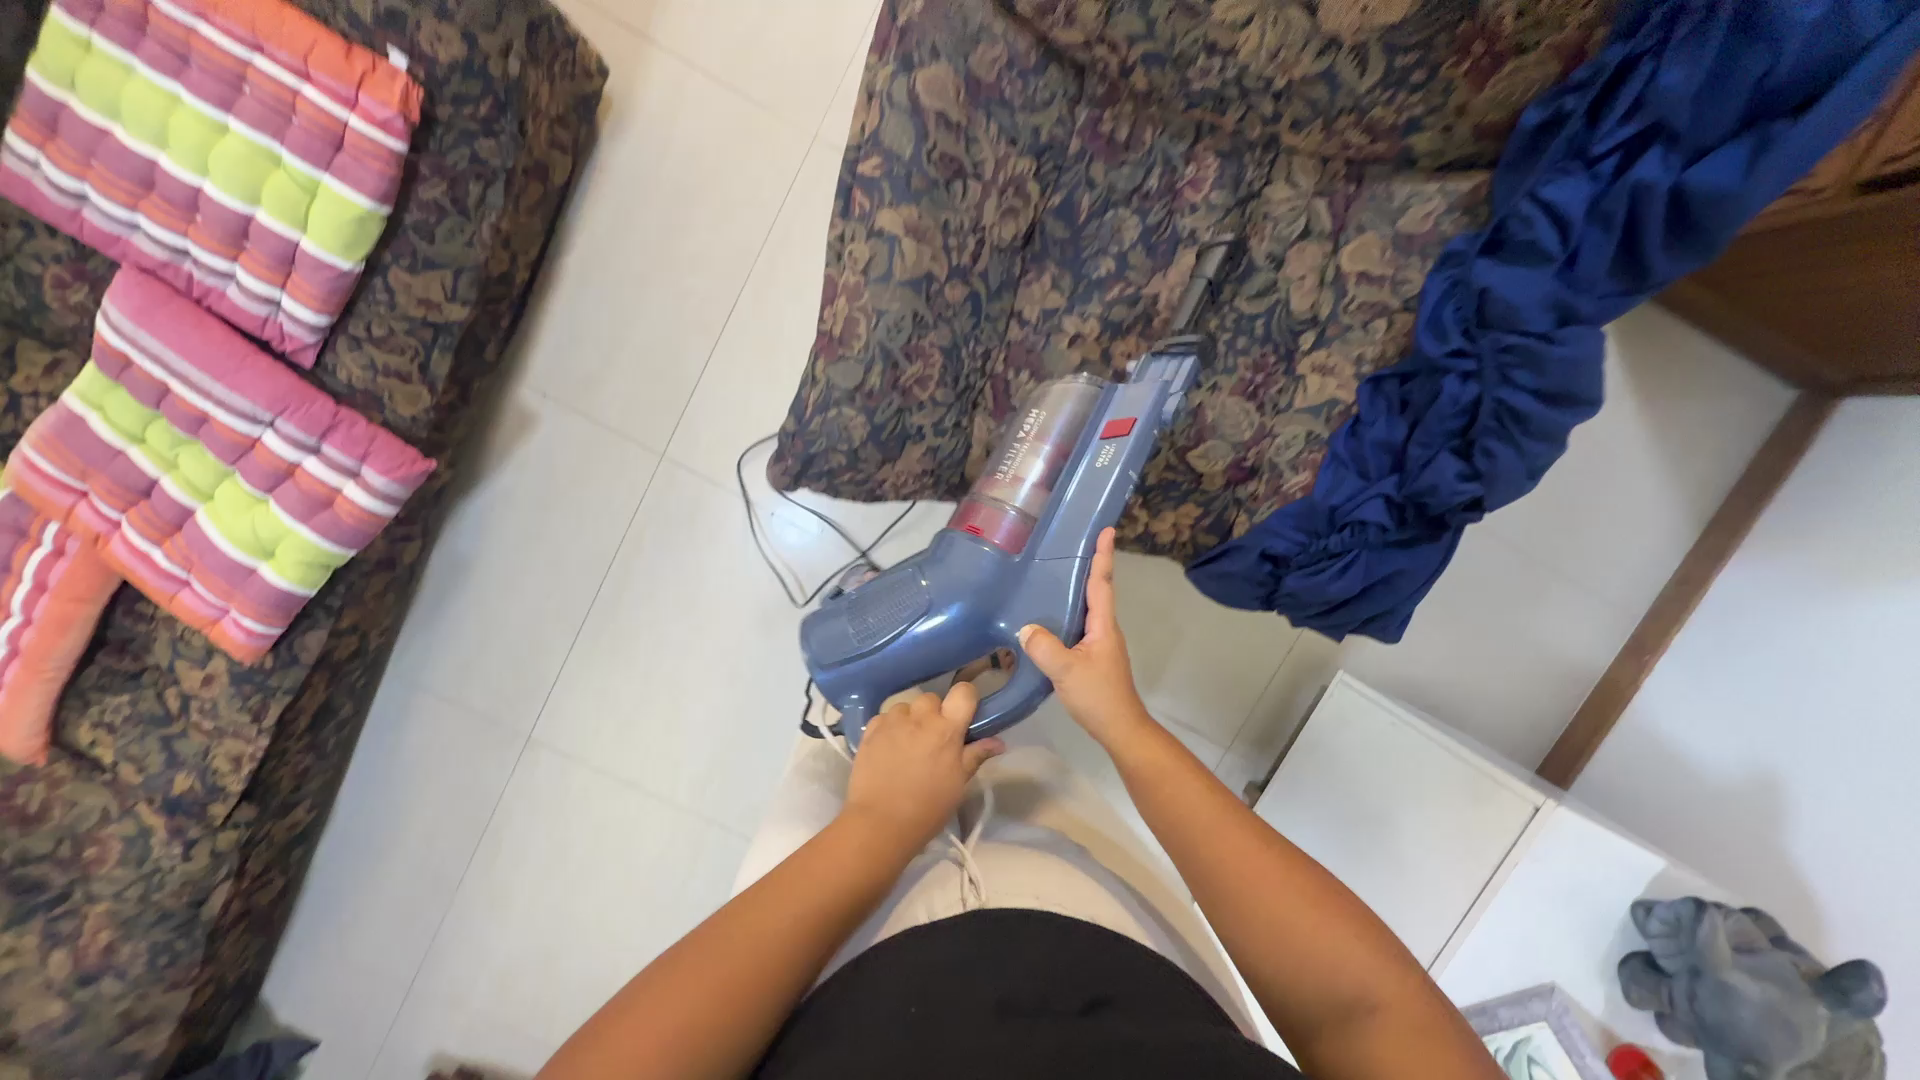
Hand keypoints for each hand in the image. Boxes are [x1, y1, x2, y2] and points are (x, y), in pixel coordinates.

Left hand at [839, 683, 1003, 857]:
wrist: (880, 823)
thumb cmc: (927, 808)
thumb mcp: (958, 784)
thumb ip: (976, 756)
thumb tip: (998, 742)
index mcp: (946, 729)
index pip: (963, 692)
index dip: (966, 699)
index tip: (964, 715)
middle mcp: (919, 718)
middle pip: (932, 699)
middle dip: (935, 713)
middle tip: (934, 739)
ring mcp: (892, 722)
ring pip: (906, 707)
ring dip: (910, 720)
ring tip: (908, 745)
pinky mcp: (870, 730)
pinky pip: (884, 717)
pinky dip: (889, 727)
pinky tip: (889, 749)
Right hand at [1018, 528, 1156, 746]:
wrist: (1119, 728)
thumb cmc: (1098, 696)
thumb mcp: (1066, 671)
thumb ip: (1044, 648)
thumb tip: (1025, 628)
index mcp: (1103, 625)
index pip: (1102, 582)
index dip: (1103, 556)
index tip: (1106, 530)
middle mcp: (1104, 629)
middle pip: (1096, 590)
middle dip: (1089, 565)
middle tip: (1073, 543)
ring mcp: (1100, 643)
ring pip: (1087, 609)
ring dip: (1077, 589)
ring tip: (1056, 573)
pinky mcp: (1092, 657)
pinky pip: (1078, 625)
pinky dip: (1067, 613)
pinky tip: (1050, 617)